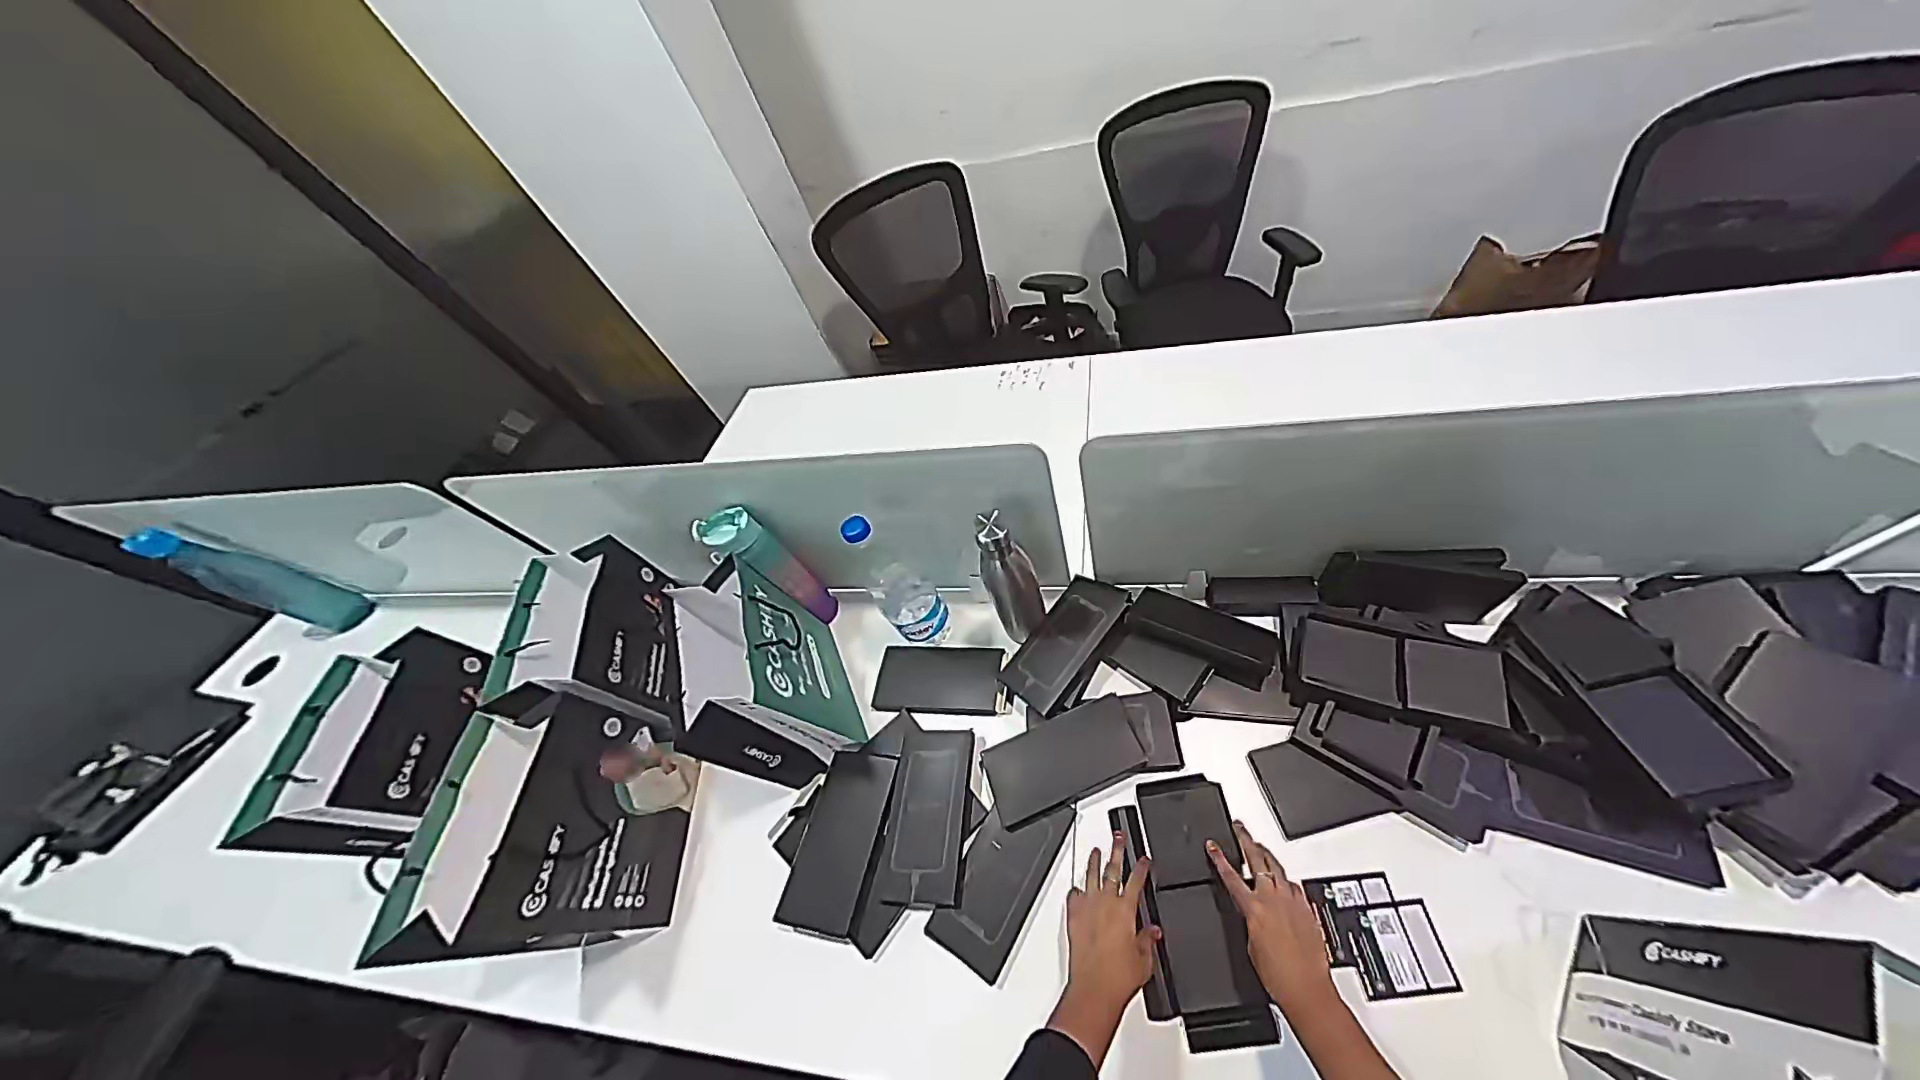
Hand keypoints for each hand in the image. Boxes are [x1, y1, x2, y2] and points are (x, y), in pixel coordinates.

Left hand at [1047, 834, 1157, 1067]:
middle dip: (1116, 850)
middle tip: (1118, 837)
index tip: (1143, 858)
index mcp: (1126, 910)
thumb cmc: (1118, 977)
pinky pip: (1074, 896)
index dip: (1141, 867)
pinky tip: (1077, 886)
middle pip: (1112, 869)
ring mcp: (1087, 907)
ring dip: (1093, 861)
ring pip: (1091, 876)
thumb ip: (1148, 941)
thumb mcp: (1144, 960)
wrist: (1094, 987)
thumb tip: (1153, 932)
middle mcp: (1105, 903)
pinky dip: (1077, 890)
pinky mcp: (1073, 916)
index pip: (1136, 880)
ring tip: (1095, 850)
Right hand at [1207, 821, 1339, 1018]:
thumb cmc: (1278, 976)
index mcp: (1253, 908)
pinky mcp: (1308, 910)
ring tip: (1259, 844)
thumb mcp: (1251, 945)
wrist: (1308, 990)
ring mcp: (1293, 902)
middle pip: (1256, 859)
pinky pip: (1294, 886)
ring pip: (1277, 867)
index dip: (1219, 858)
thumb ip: (1251, 920)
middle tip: (1239, 827)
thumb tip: (1255, 913)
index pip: (1231, 876)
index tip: (1212, 846)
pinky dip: (1286, 879)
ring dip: (1266, 854)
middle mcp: (1273, 899)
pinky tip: (1285, 879)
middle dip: (1245, 840)